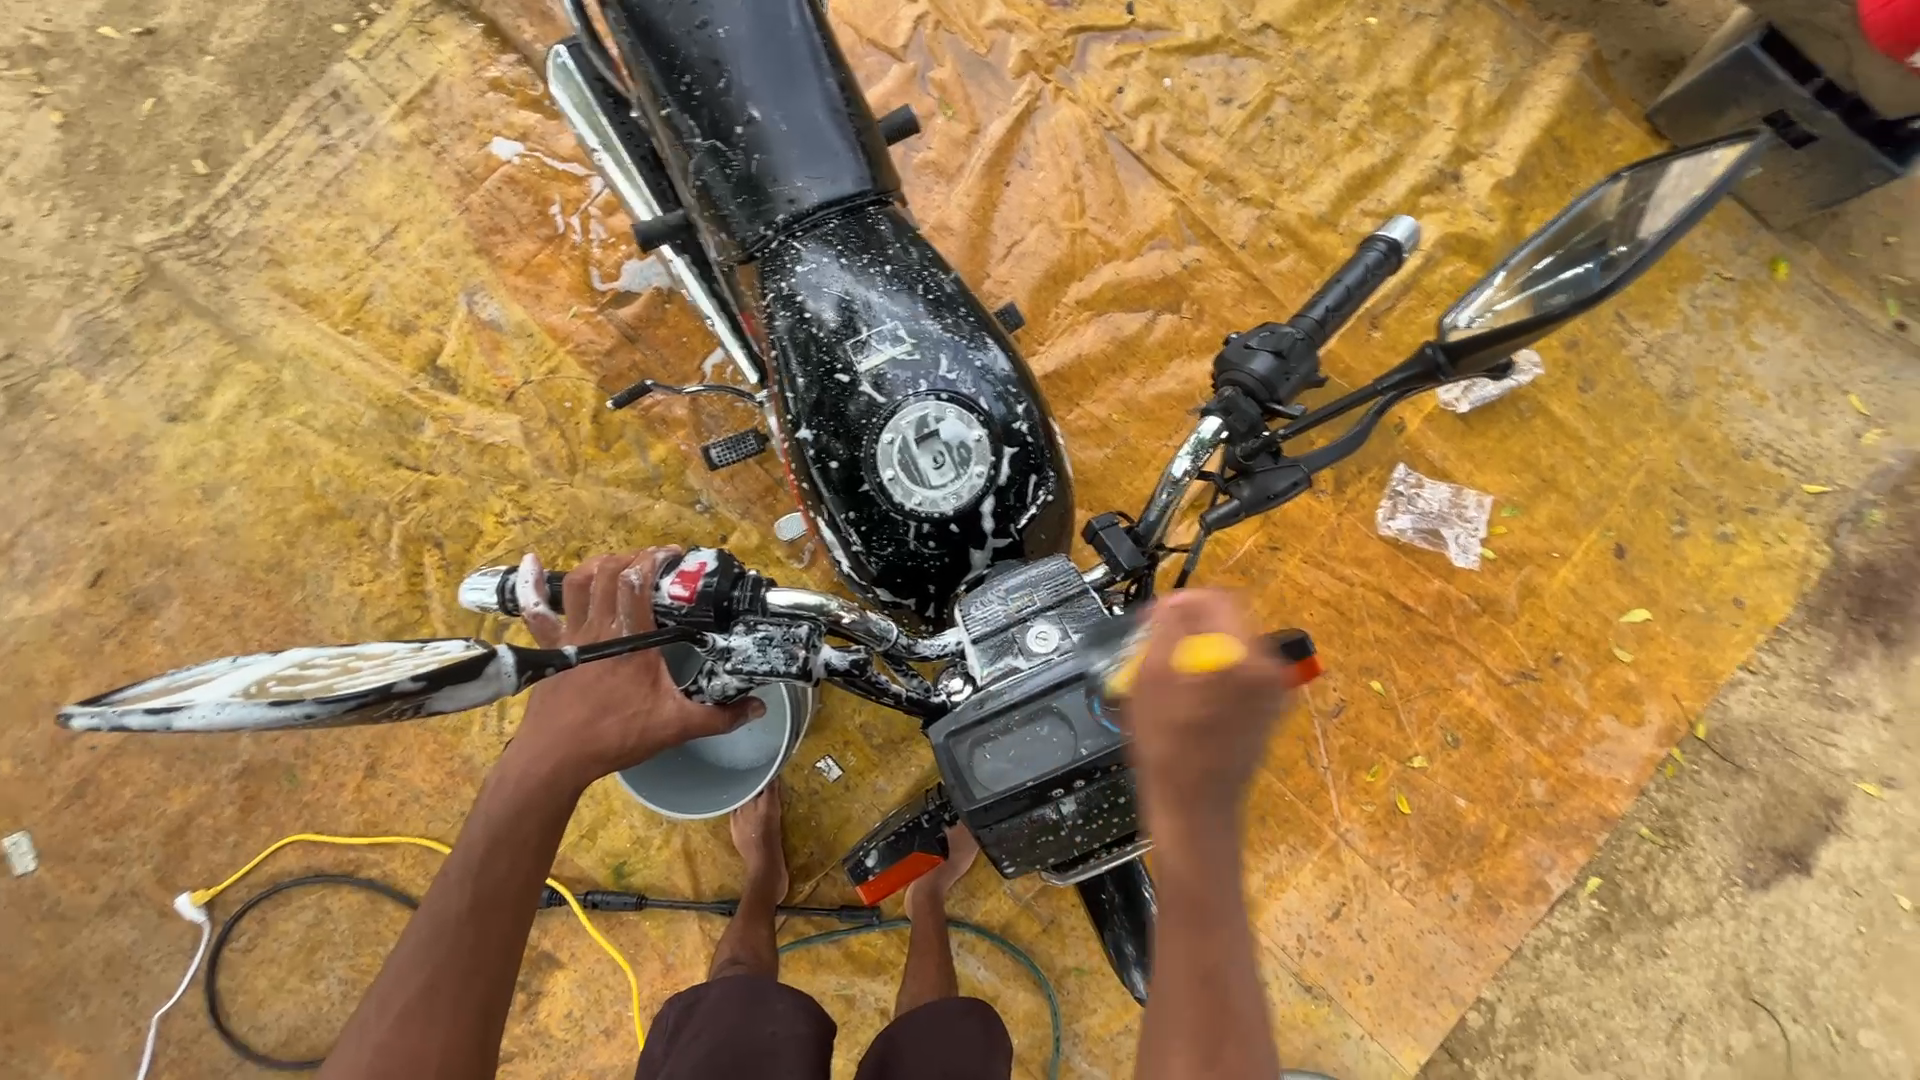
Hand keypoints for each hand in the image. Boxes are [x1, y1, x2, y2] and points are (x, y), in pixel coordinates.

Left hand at [509, 548, 758, 788]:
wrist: (555, 759)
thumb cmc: (616, 736)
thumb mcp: (676, 727)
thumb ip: (720, 717)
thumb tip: (759, 708)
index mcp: (631, 640)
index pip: (638, 582)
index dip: (655, 560)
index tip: (676, 557)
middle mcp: (598, 628)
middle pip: (610, 572)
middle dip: (635, 557)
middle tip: (657, 562)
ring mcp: (570, 636)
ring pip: (579, 582)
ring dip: (600, 564)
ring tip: (621, 564)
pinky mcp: (551, 649)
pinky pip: (535, 610)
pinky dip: (532, 584)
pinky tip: (532, 562)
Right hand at [1123, 590, 1295, 831]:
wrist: (1195, 806)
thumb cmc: (1166, 746)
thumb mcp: (1151, 677)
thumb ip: (1165, 628)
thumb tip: (1173, 601)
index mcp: (1241, 655)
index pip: (1217, 599)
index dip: (1182, 603)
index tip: (1156, 621)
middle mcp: (1268, 668)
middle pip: (1227, 621)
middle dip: (1190, 628)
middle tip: (1158, 650)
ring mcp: (1273, 691)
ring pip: (1232, 646)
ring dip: (1200, 650)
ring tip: (1171, 677)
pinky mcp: (1269, 710)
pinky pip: (1240, 672)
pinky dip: (1215, 673)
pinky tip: (1189, 698)